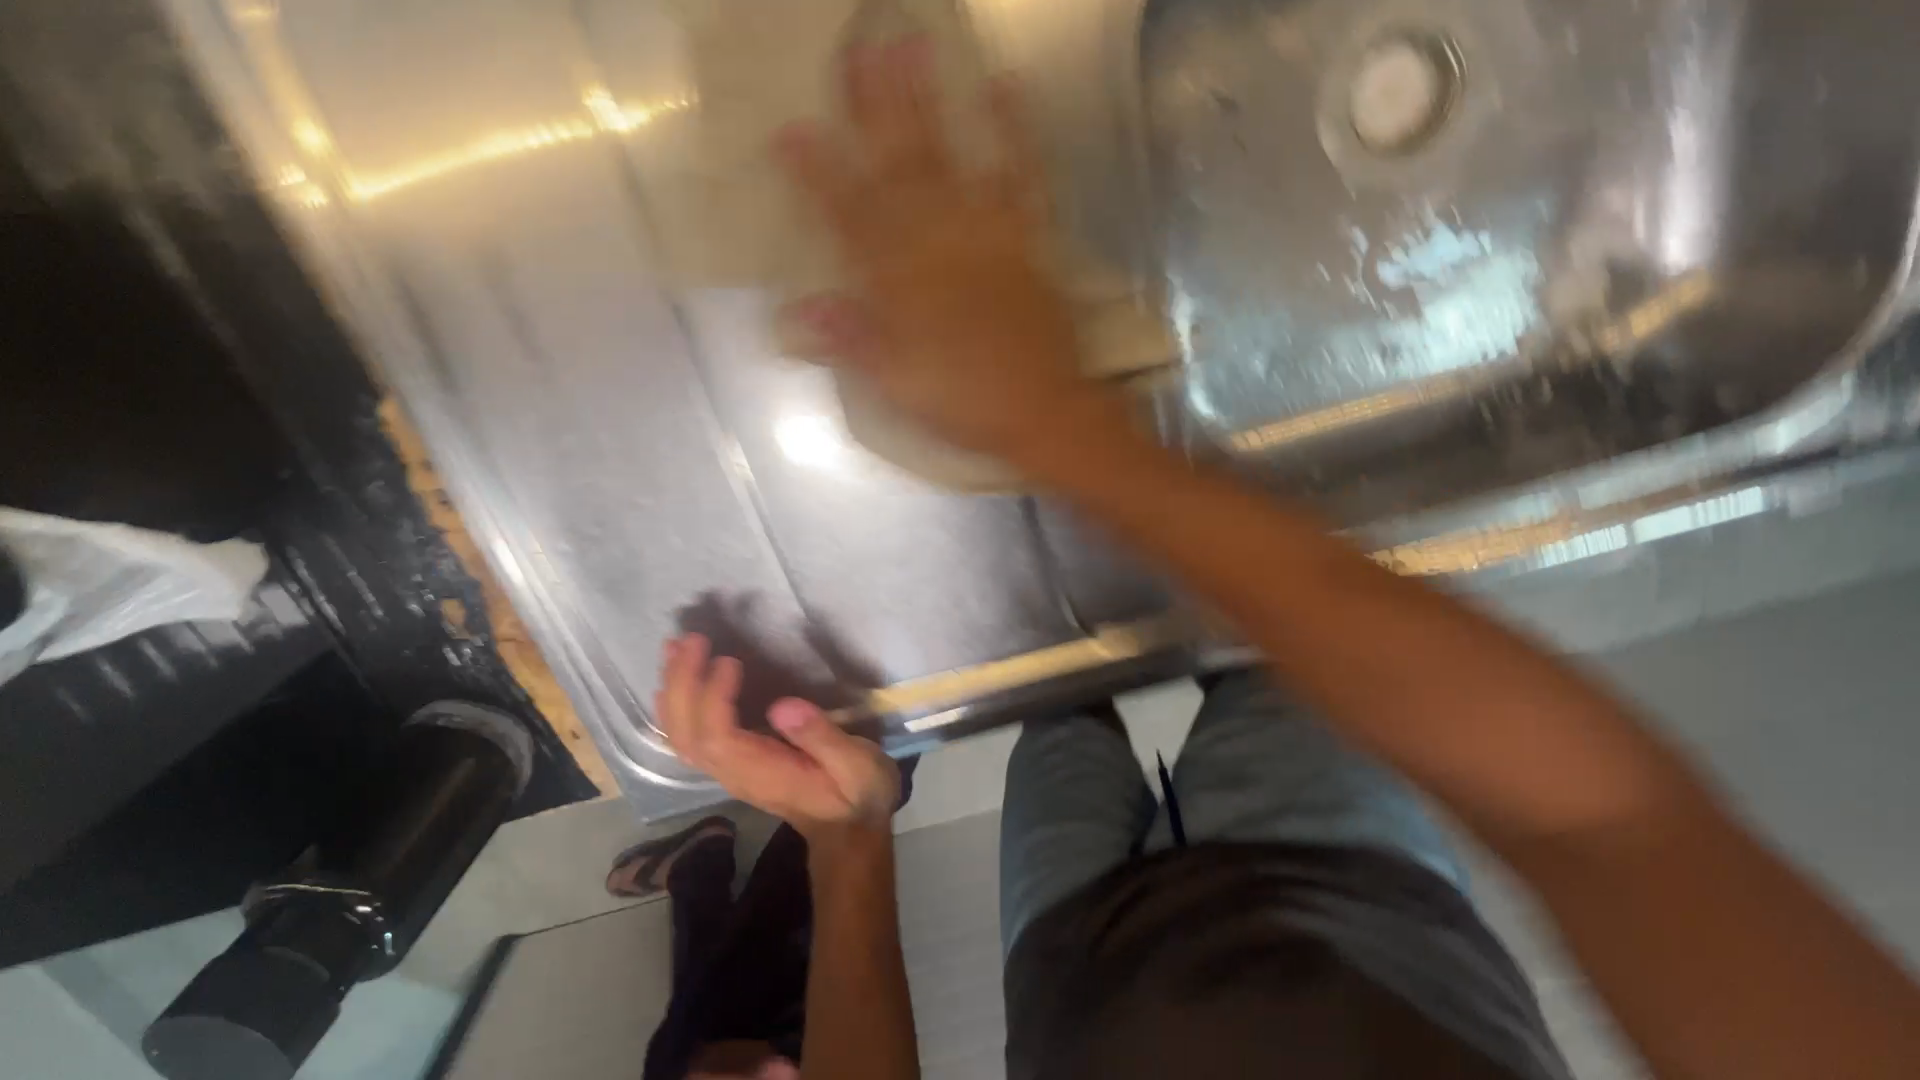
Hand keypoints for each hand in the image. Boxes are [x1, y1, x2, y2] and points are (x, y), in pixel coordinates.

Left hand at [656, 633, 899, 836]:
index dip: (713, 697)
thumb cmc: (857, 795)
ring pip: (682, 736)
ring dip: (674, 690)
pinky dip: (678, 706)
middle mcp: (734, 774)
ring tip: (672, 648)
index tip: (728, 661)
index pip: (717, 736)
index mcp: (761, 773)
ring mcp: (729, 771)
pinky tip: (677, 681)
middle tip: (690, 640)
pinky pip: (690, 737)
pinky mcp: (731, 765)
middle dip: (683, 684)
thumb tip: (782, 707)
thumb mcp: (858, 767)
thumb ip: (822, 738)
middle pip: (688, 734)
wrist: (849, 832)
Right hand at [774, 39, 1127, 463]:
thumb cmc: (965, 405)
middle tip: (858, 47)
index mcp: (900, 286)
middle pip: (898, 171)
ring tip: (915, 46)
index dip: (818, 176)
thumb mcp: (897, 386)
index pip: (849, 222)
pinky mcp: (1029, 239)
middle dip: (873, 109)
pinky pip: (1024, 179)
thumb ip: (852, 341)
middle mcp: (939, 249)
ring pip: (953, 161)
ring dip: (932, 103)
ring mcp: (987, 237)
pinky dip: (1018, 133)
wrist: (1045, 414)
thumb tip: (799, 311)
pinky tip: (1009, 88)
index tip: (792, 131)